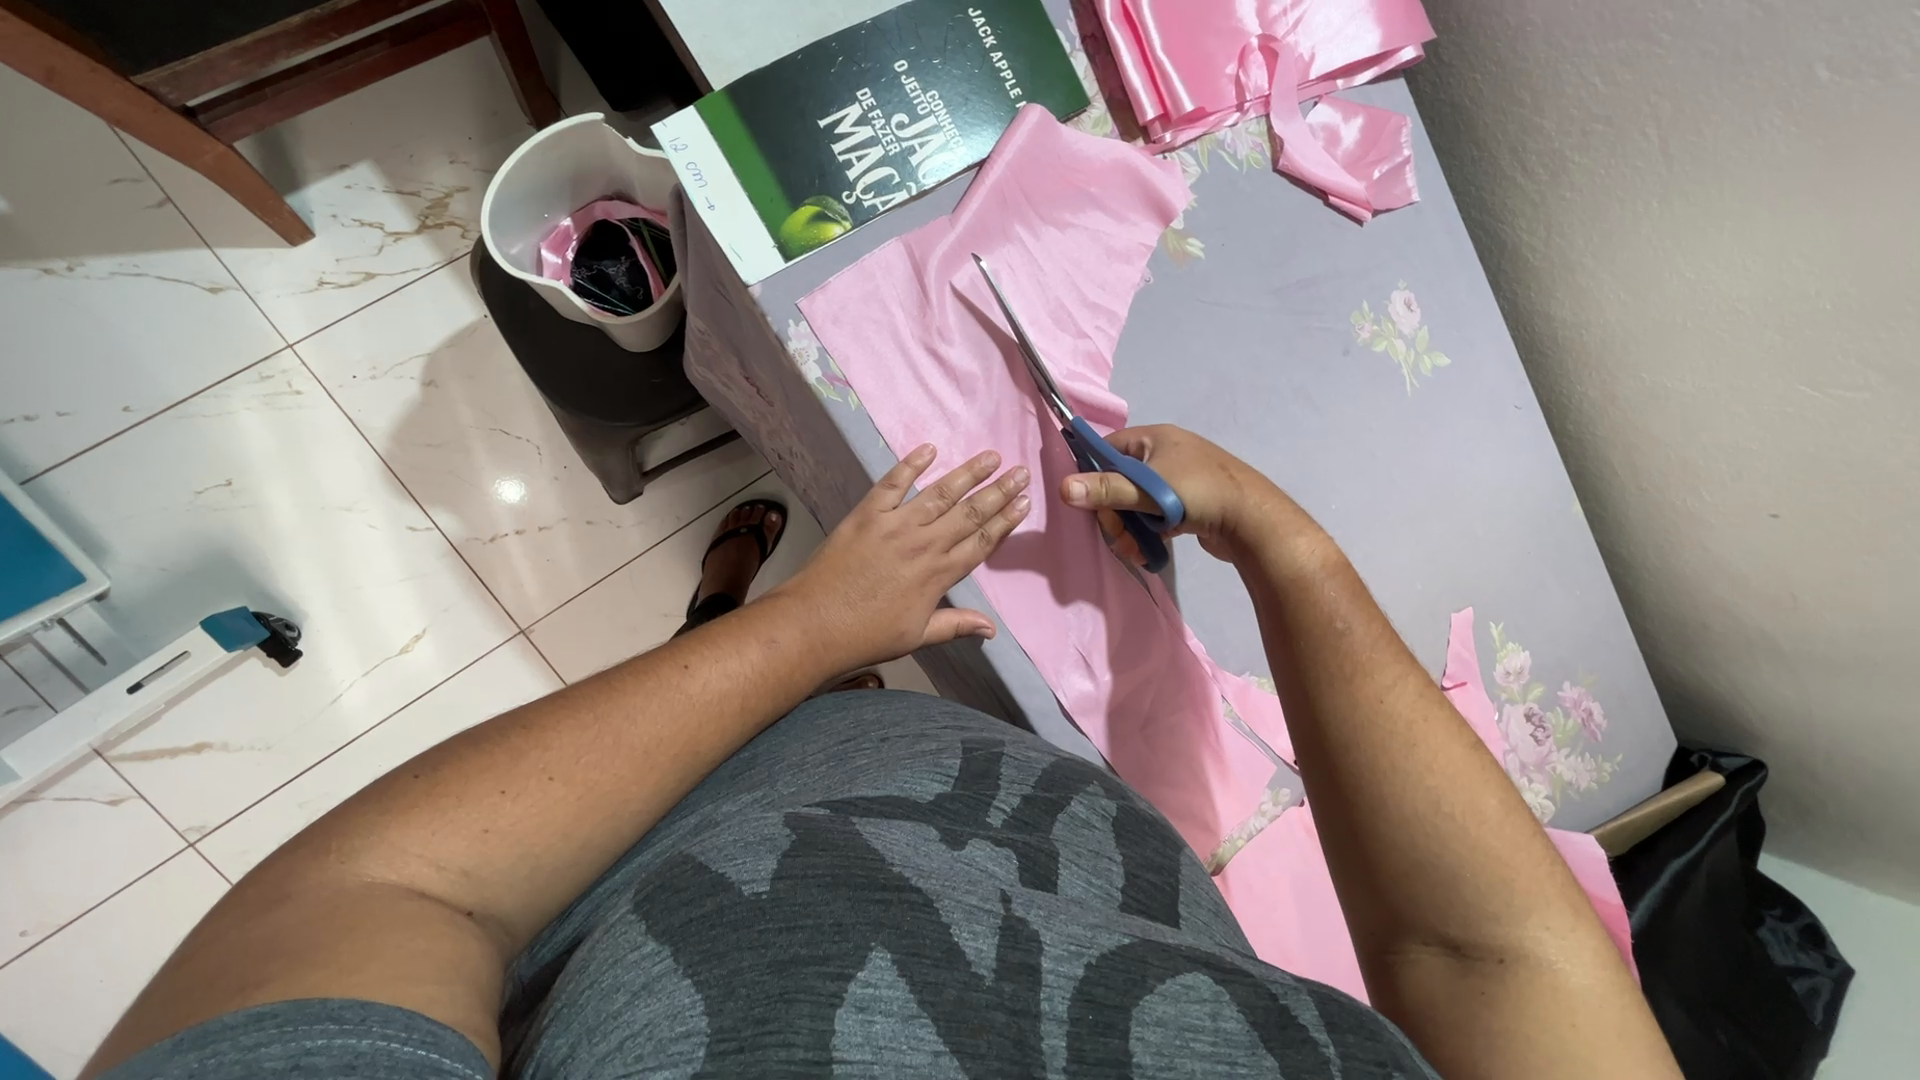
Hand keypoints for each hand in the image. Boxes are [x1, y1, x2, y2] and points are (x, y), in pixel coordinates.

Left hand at [774, 444, 1029, 671]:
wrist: (813, 624)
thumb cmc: (866, 636)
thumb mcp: (917, 636)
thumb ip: (955, 625)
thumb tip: (992, 628)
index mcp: (939, 574)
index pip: (982, 541)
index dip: (1006, 521)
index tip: (1025, 502)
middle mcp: (924, 543)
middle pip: (970, 512)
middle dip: (998, 491)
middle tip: (1021, 471)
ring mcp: (895, 525)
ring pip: (940, 493)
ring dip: (968, 473)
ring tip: (990, 456)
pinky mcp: (866, 514)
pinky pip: (892, 483)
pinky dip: (910, 464)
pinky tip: (928, 449)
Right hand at [1058, 424, 1305, 564]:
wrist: (1254, 522)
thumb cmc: (1199, 494)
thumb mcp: (1147, 490)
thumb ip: (1105, 490)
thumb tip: (1063, 487)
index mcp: (1156, 438)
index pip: (1108, 449)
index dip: (1093, 474)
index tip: (1088, 501)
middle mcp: (1166, 454)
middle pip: (1119, 481)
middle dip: (1114, 512)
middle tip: (1118, 536)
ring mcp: (1178, 480)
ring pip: (1136, 502)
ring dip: (1129, 528)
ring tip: (1133, 550)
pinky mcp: (1187, 505)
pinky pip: (1154, 515)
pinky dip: (1148, 532)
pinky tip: (1147, 552)